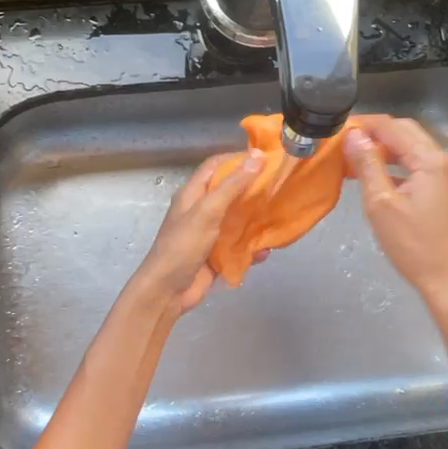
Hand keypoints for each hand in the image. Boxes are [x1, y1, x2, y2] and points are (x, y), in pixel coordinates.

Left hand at [126, 148, 266, 315]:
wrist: (167, 292)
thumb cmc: (183, 246)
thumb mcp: (208, 211)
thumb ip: (232, 185)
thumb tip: (257, 156)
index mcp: (193, 194)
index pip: (216, 166)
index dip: (238, 159)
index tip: (266, 159)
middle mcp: (200, 210)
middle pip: (229, 192)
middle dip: (252, 188)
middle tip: (280, 185)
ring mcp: (208, 234)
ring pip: (237, 220)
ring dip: (256, 219)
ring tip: (280, 215)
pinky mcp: (215, 255)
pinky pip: (238, 246)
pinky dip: (251, 247)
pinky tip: (266, 250)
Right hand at [343, 116, 447, 303]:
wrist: (447, 280)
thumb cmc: (412, 244)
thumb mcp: (381, 203)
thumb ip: (367, 165)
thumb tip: (353, 135)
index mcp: (430, 161)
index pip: (393, 127)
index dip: (365, 124)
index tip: (338, 128)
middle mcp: (442, 162)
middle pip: (405, 133)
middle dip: (374, 132)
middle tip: (344, 141)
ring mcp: (445, 177)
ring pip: (410, 149)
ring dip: (383, 148)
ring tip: (353, 157)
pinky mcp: (442, 192)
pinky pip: (415, 166)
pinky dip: (393, 164)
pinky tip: (373, 175)